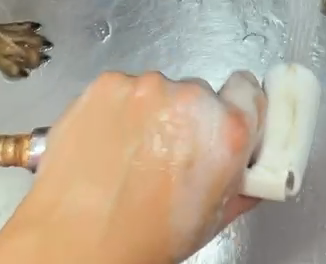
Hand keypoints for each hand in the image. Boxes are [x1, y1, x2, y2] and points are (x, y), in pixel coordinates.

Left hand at [0, 70, 266, 263]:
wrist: (74, 242)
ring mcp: (146, 87)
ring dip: (150, 112)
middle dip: (187, 118)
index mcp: (226, 132)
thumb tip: (251, 165)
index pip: (247, 89)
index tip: (224, 118)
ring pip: (158, 90)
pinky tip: (108, 142)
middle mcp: (191, 99)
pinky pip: (123, 88)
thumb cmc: (143, 240)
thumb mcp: (212, 219)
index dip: (236, 106)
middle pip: (199, 93)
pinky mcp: (109, 83)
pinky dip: (117, 109)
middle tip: (167, 154)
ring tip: (130, 154)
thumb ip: (241, 182)